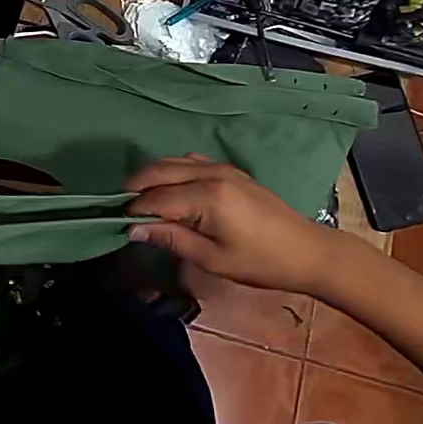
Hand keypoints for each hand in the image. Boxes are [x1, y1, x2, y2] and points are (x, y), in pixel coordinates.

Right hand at [124, 155, 349, 295]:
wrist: (306, 250)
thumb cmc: (260, 262)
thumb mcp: (212, 258)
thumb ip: (172, 238)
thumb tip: (134, 229)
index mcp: (207, 196)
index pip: (156, 198)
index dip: (133, 211)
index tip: (116, 224)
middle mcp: (211, 172)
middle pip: (159, 171)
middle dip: (135, 188)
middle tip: (120, 210)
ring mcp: (222, 167)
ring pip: (173, 162)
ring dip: (152, 177)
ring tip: (139, 202)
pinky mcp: (229, 170)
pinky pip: (190, 161)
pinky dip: (172, 171)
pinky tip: (169, 190)